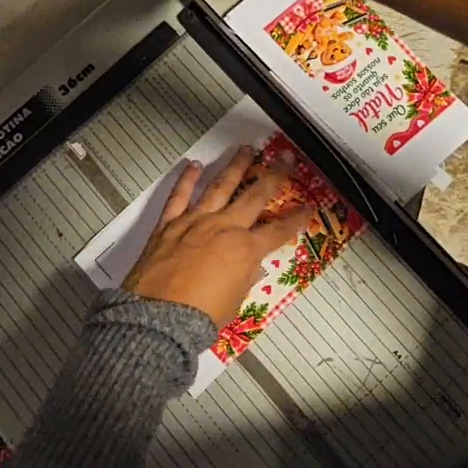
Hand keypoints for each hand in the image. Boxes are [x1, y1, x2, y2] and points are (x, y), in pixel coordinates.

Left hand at [123, 147, 312, 324]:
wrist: (159, 318)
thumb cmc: (202, 317)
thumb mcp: (234, 302)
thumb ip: (244, 279)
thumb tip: (251, 267)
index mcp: (245, 249)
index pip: (278, 231)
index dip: (296, 219)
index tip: (309, 207)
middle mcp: (224, 227)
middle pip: (253, 197)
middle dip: (273, 176)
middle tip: (284, 157)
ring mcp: (195, 221)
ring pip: (219, 186)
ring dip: (234, 167)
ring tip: (245, 149)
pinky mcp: (168, 224)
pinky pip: (179, 196)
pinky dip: (187, 179)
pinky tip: (194, 165)